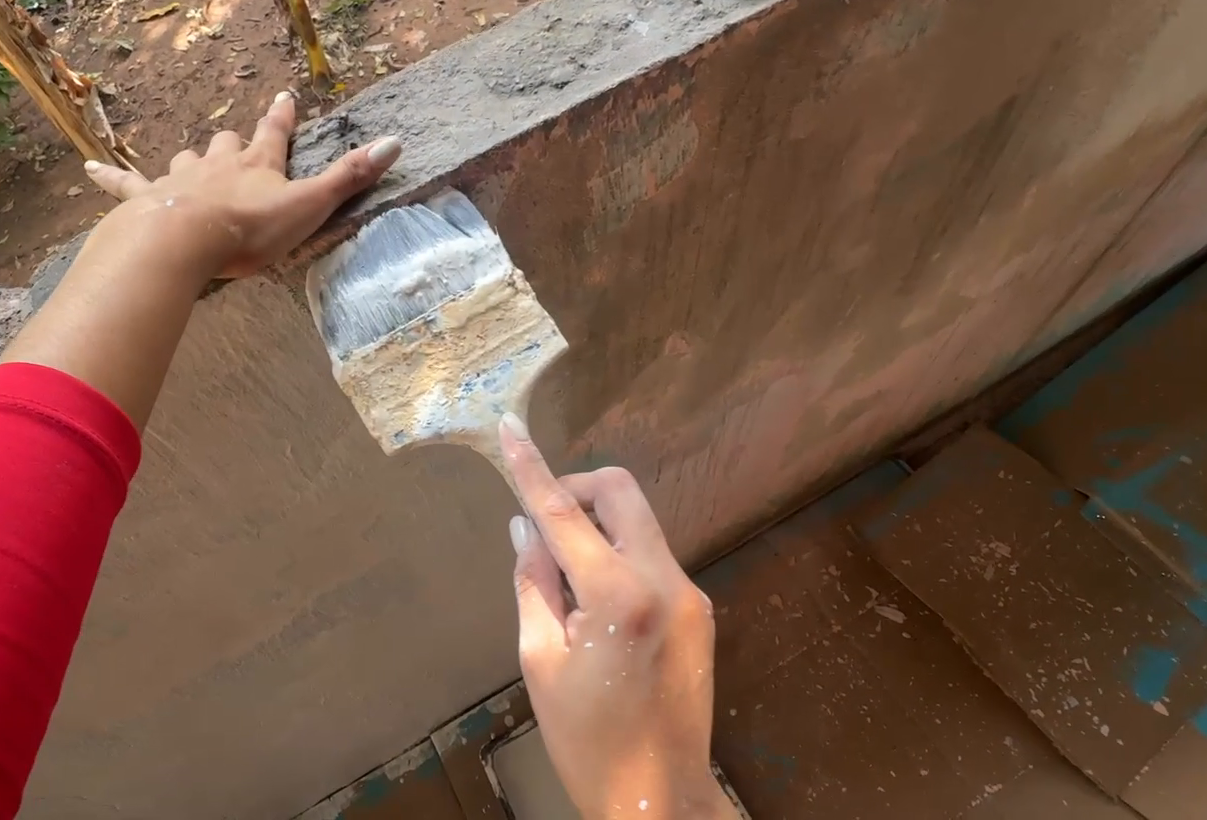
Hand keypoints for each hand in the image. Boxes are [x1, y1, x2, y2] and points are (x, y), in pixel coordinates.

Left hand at [84, 91, 399, 278]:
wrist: (186, 241)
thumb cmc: (251, 228)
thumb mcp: (309, 205)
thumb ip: (349, 177)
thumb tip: (395, 141)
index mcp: (257, 164)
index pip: (274, 133)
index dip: (282, 117)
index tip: (285, 97)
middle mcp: (218, 163)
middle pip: (227, 143)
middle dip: (234, 141)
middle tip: (236, 142)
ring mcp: (181, 178)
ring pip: (186, 159)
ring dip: (191, 159)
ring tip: (191, 160)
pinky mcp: (148, 199)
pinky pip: (126, 183)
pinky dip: (110, 177)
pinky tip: (86, 170)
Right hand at [503, 413, 730, 819]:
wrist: (662, 804)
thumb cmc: (586, 739)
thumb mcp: (539, 658)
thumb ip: (532, 580)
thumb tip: (524, 526)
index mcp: (618, 594)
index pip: (562, 511)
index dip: (530, 465)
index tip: (509, 425)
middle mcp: (663, 579)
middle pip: (619, 490)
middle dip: (574, 490)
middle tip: (542, 529)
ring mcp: (689, 592)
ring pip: (635, 519)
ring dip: (593, 525)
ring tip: (565, 579)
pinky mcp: (698, 608)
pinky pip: (647, 552)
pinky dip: (613, 552)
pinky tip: (594, 600)